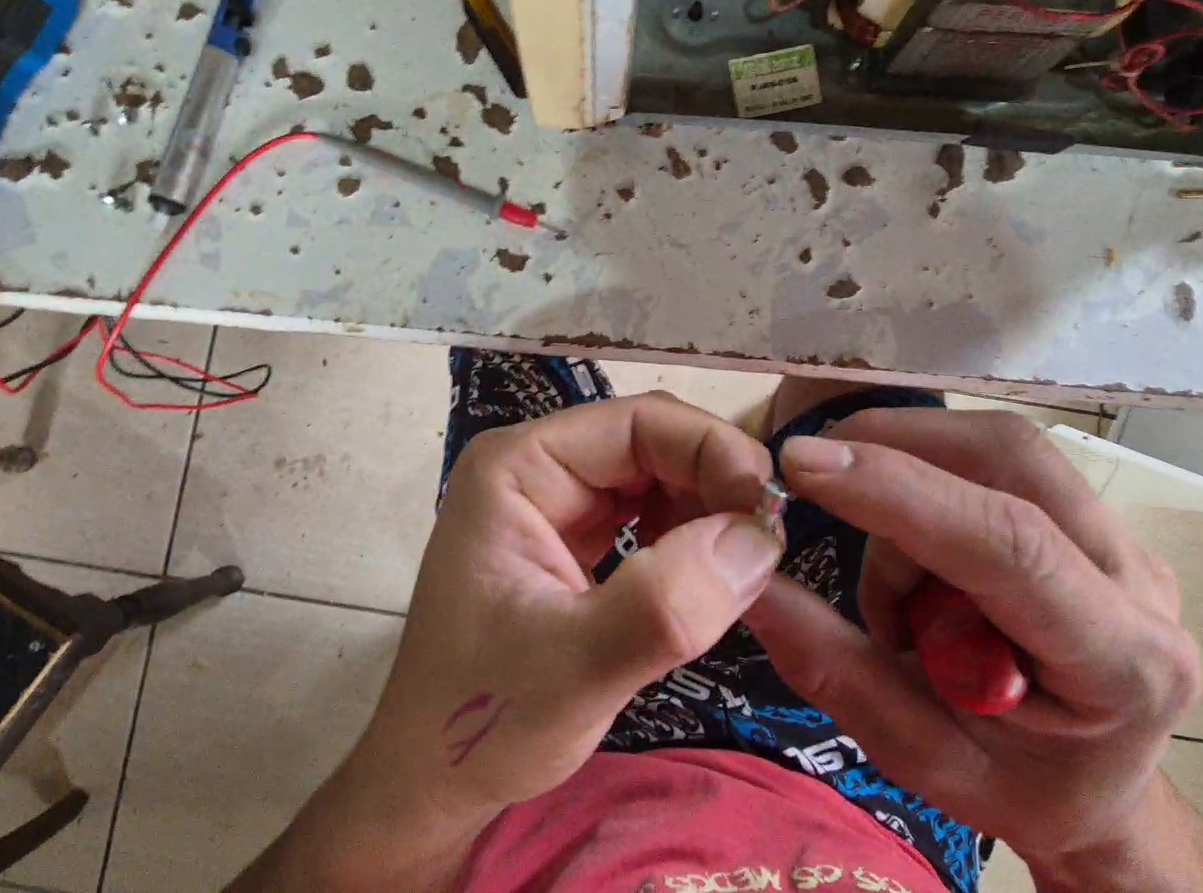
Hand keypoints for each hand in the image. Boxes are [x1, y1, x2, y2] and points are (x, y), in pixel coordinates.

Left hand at [352, 393, 781, 823]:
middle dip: (714, 483)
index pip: (636, 423)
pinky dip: (686, 540)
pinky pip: (645, 517)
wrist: (432, 779)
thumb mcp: (577, 667)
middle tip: (766, 545)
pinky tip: (705, 579)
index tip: (771, 509)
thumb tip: (759, 537)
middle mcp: (535, 470)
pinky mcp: (570, 543)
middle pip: (650, 443)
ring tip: (740, 567)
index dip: (712, 451)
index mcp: (518, 468)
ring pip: (655, 478)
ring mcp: (552, 505)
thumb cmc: (485, 719)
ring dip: (706, 513)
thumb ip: (666, 602)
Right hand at [744, 409, 1202, 866]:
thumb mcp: (919, 756)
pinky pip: (990, 466)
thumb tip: (752, 586)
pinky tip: (912, 566)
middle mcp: (1135, 579)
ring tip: (886, 588)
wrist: (1102, 790)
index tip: (800, 464)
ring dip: (905, 482)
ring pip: (994, 450)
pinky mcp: (1086, 517)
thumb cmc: (1018, 787)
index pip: (1008, 543)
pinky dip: (922, 487)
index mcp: (1118, 662)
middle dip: (895, 445)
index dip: (898, 490)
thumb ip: (836, 670)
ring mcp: (1118, 538)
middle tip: (810, 475)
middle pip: (1008, 457)